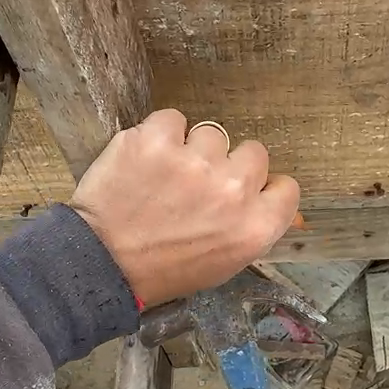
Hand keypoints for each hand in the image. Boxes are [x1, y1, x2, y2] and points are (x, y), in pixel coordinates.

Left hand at [69, 109, 300, 307]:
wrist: (102, 263)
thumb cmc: (165, 270)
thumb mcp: (224, 263)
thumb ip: (254, 225)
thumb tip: (275, 195)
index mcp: (256, 226)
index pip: (286, 187)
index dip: (263, 189)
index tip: (241, 195)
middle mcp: (233, 190)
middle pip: (254, 153)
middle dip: (229, 167)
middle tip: (199, 188)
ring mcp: (194, 160)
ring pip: (211, 133)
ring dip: (192, 150)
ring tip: (166, 177)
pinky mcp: (156, 139)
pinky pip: (172, 119)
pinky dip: (160, 135)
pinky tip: (146, 161)